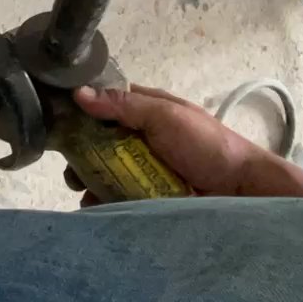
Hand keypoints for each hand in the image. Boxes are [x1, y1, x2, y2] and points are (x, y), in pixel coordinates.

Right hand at [73, 86, 302, 203]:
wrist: (244, 193)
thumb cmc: (207, 146)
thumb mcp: (165, 116)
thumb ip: (122, 104)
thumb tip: (77, 94)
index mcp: (147, 111)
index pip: (106, 105)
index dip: (82, 112)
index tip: (58, 123)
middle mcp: (142, 138)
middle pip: (98, 142)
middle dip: (80, 155)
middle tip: (71, 170)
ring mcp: (145, 168)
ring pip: (104, 171)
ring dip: (88, 180)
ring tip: (82, 192)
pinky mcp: (148, 195)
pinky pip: (117, 196)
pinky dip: (102, 201)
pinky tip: (94, 207)